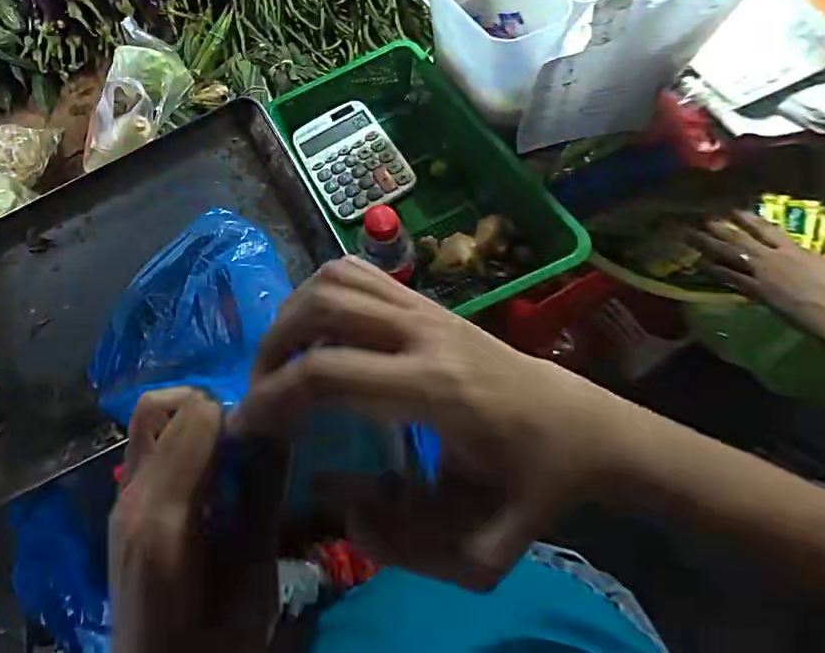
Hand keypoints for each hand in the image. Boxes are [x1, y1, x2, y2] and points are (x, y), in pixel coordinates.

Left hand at [111, 388, 284, 652]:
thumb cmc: (214, 646)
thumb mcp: (254, 583)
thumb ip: (264, 501)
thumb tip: (282, 433)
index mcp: (163, 518)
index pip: (195, 418)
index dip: (234, 416)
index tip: (262, 435)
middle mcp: (131, 498)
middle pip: (162, 406)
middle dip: (208, 409)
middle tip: (244, 440)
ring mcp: (119, 502)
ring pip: (149, 419)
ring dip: (189, 419)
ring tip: (225, 453)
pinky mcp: (120, 507)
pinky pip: (146, 445)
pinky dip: (177, 439)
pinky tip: (206, 475)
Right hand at [233, 258, 616, 589]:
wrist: (575, 423)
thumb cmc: (529, 485)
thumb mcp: (483, 552)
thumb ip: (407, 547)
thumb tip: (342, 506)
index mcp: (435, 390)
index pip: (331, 371)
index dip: (275, 396)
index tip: (248, 425)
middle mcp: (423, 333)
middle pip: (325, 308)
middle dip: (275, 345)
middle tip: (260, 389)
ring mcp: (425, 307)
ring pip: (338, 278)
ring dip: (294, 311)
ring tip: (282, 356)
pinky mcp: (425, 299)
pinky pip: (358, 271)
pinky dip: (321, 291)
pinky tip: (317, 329)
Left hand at [690, 213, 824, 351]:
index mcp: (796, 252)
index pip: (765, 230)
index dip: (747, 218)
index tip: (731, 210)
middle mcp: (775, 263)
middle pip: (738, 241)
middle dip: (718, 229)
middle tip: (699, 220)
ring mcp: (766, 282)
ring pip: (729, 260)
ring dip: (708, 248)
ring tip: (690, 238)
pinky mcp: (764, 301)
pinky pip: (735, 283)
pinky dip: (719, 274)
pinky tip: (705, 267)